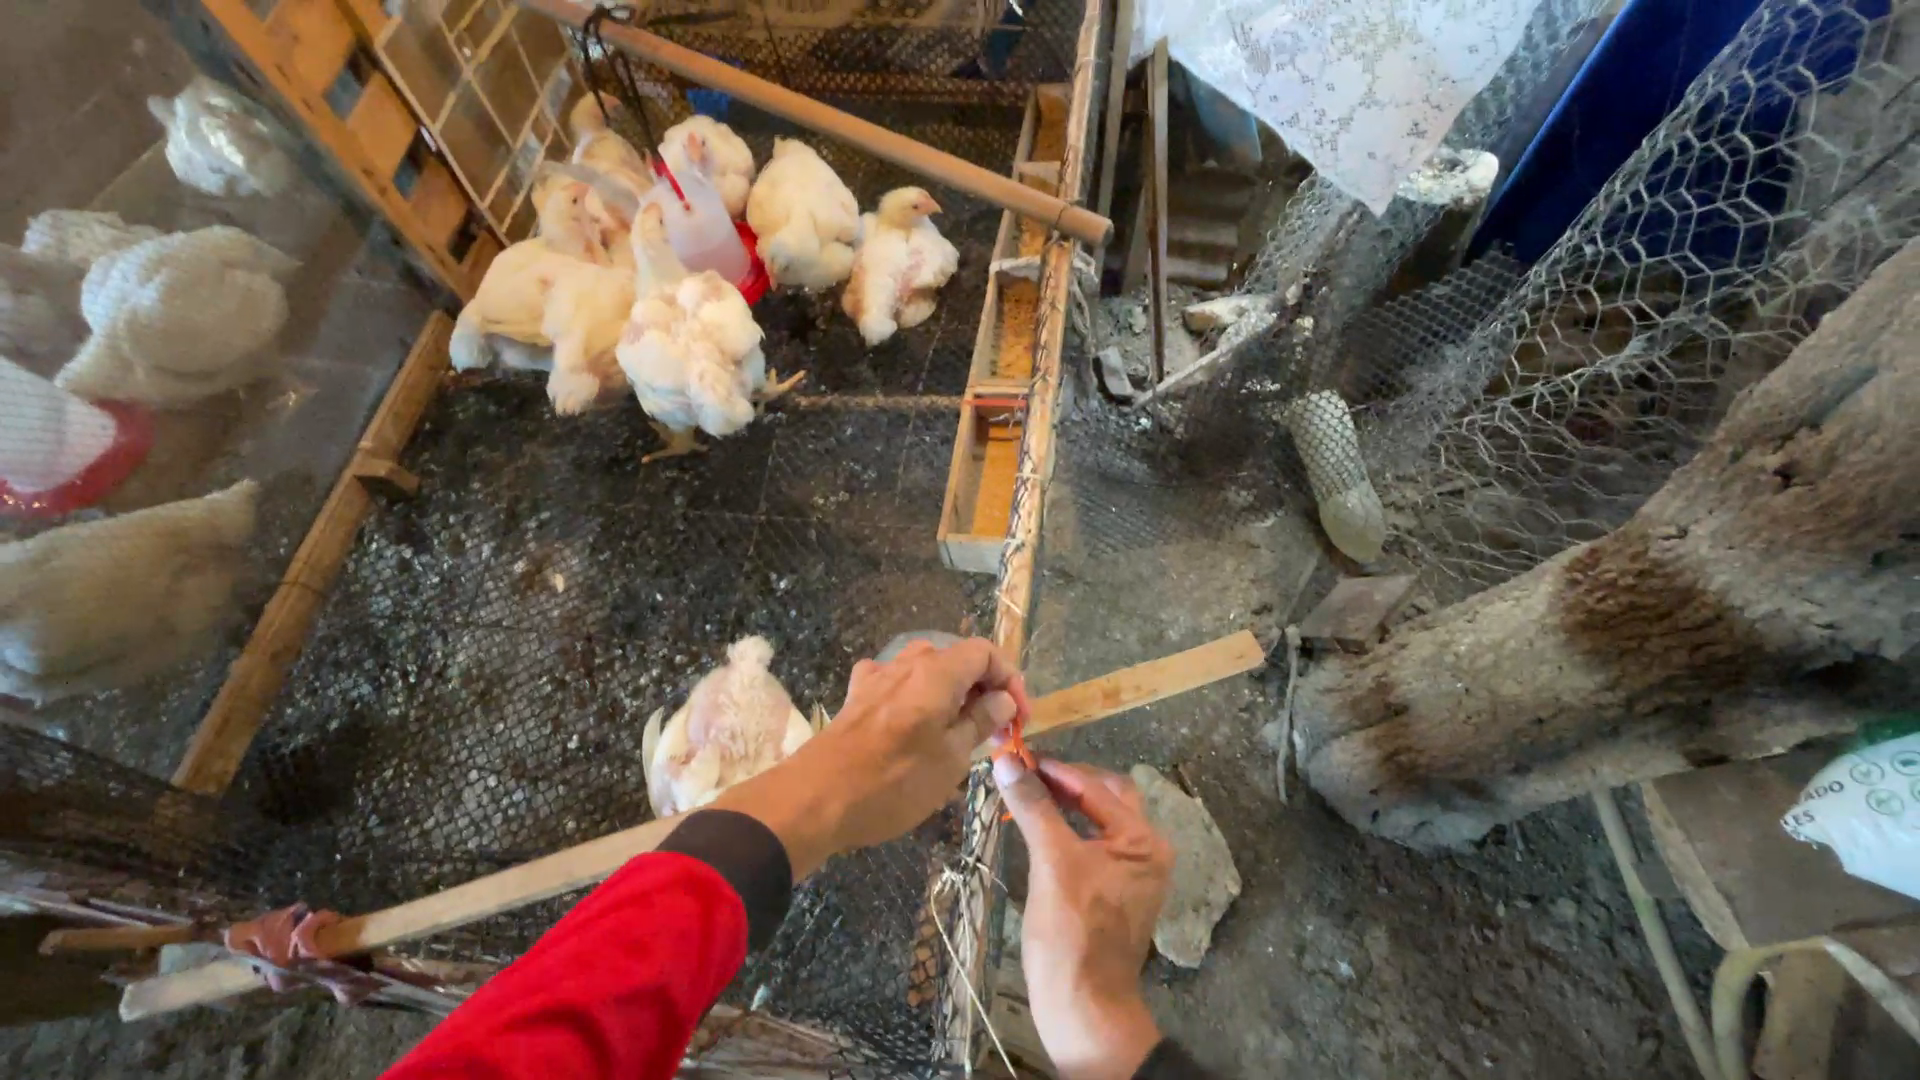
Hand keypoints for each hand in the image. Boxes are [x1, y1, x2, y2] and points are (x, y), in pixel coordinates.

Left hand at [717, 637, 1026, 877]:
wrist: (816, 798)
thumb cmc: (894, 781)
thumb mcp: (952, 757)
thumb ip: (981, 720)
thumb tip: (1003, 697)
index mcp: (937, 671)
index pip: (986, 653)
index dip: (1010, 680)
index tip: (1019, 718)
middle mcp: (907, 663)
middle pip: (957, 660)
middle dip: (984, 690)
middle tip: (996, 731)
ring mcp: (877, 677)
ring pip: (928, 672)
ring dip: (951, 695)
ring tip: (960, 733)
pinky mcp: (857, 697)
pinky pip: (898, 684)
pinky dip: (917, 698)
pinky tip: (916, 724)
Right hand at [996, 757, 1171, 1079]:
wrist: (1082, 1007)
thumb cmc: (1071, 932)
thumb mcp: (1051, 861)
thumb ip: (1033, 806)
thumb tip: (1006, 761)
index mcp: (1143, 839)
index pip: (1095, 786)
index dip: (1055, 768)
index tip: (1018, 756)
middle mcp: (1146, 849)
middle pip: (1104, 796)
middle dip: (1066, 781)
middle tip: (1026, 772)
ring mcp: (1132, 871)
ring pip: (1098, 819)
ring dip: (1066, 802)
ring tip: (1028, 792)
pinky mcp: (1114, 889)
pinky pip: (1092, 842)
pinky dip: (1068, 827)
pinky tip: (1040, 825)